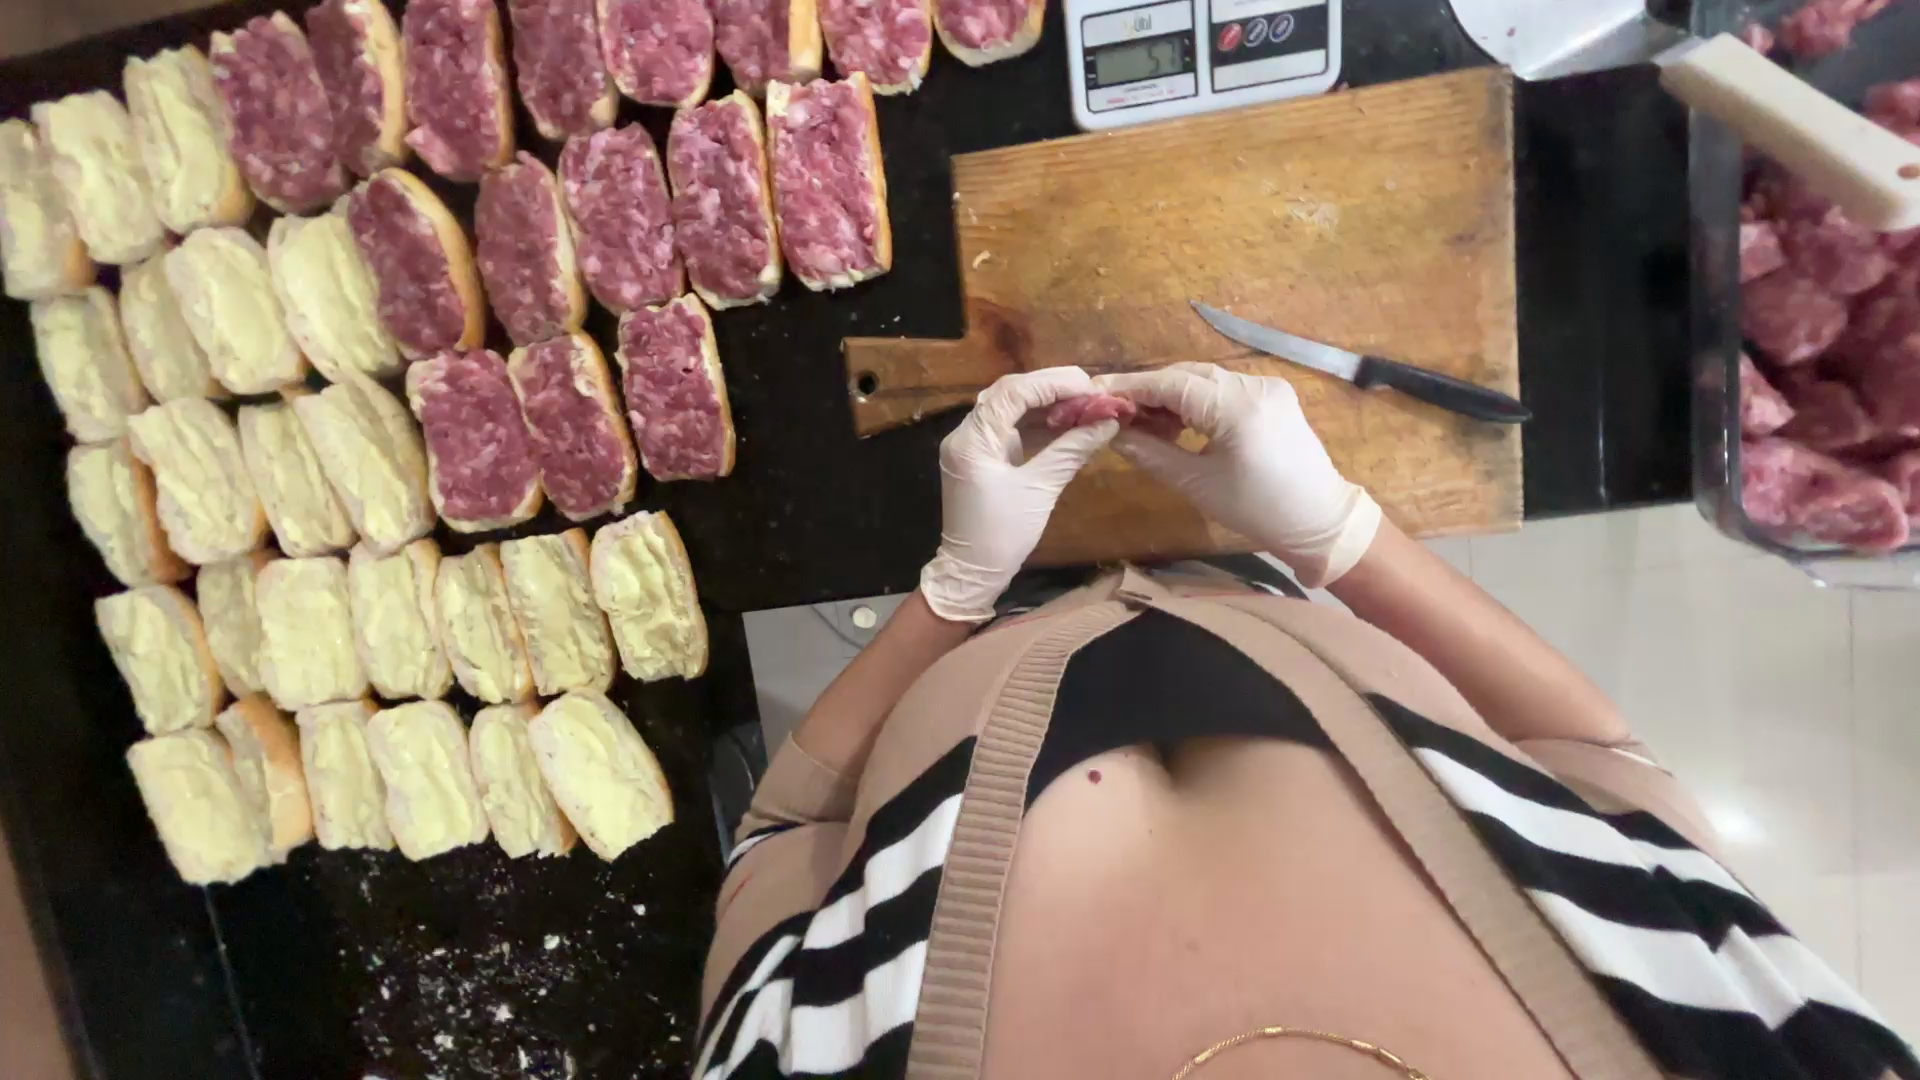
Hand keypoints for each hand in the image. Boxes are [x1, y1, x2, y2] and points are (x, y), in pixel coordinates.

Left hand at [920, 368, 1118, 622]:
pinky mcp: (981, 457)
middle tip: (1091, 392)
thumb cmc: (1001, 535)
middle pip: (1009, 393)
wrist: (971, 572)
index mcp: (972, 440)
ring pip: (1009, 408)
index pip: (1013, 392)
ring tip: (1085, 404)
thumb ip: (1071, 450)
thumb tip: (1107, 422)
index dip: (1053, 383)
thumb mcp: (1040, 490)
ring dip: (1046, 403)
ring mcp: (971, 445)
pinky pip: (1009, 428)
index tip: (1089, 386)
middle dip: (1051, 388)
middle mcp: (966, 434)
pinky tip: (1066, 422)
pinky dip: (1037, 422)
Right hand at [1094, 362, 1380, 586]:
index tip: (1095, 394)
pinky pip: (1222, 389)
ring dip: (1169, 397)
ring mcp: (1266, 386)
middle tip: (1112, 412)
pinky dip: (1193, 401)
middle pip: (1186, 375)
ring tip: (1141, 424)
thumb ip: (1150, 453)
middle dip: (1147, 391)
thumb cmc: (1257, 510)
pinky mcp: (1271, 396)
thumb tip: (1112, 433)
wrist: (1319, 521)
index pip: (1170, 384)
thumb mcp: (1195, 484)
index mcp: (1237, 406)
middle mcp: (1253, 384)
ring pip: (1203, 380)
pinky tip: (1175, 423)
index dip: (1129, 388)